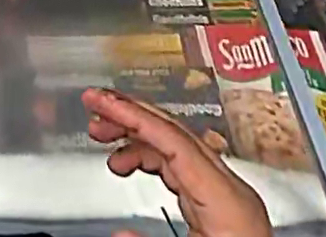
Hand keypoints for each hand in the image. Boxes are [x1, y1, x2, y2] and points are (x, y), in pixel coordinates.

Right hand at [84, 87, 272, 236]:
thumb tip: (118, 234)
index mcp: (228, 202)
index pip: (172, 138)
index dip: (131, 115)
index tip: (100, 101)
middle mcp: (230, 191)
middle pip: (175, 133)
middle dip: (131, 116)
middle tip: (95, 107)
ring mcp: (228, 198)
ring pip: (176, 146)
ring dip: (137, 138)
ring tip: (104, 140)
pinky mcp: (222, 210)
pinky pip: (181, 167)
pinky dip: (151, 159)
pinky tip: (129, 165)